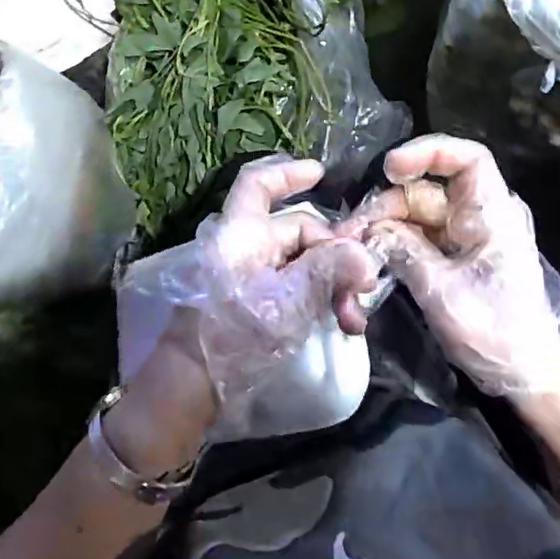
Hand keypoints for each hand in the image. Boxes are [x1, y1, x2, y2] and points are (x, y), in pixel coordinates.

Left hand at [116, 156, 382, 441]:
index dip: (288, 172)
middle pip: (296, 230)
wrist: (194, 386)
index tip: (322, 175)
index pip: (258, 184)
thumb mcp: (288, 303)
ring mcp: (250, 273)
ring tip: (353, 317)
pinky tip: (342, 320)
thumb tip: (365, 254)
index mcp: (241, 233)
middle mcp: (244, 245)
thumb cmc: (234, 336)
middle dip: (335, 256)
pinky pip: (295, 284)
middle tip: (362, 289)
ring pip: (301, 261)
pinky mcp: (256, 300)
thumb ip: (328, 271)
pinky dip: (319, 297)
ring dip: (332, 283)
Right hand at [343, 135, 559, 397]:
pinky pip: (416, 235)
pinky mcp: (453, 255)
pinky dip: (392, 243)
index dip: (428, 152)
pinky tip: (368, 256)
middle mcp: (480, 215)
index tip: (390, 170)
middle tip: (350, 232)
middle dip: (385, 205)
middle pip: (426, 189)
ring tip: (352, 249)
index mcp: (493, 214)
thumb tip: (369, 230)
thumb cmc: (496, 334)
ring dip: (382, 227)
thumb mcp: (443, 293)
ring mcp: (465, 235)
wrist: (525, 378)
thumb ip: (403, 253)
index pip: (467, 158)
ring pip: (414, 212)